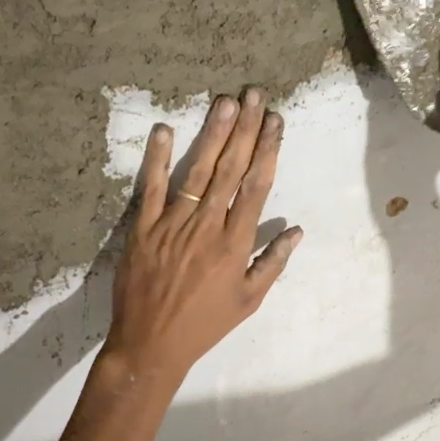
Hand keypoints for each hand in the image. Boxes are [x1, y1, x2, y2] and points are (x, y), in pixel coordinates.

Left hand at [104, 87, 303, 381]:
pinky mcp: (143, 227)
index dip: (267, 150)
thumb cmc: (204, 324)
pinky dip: (158, 158)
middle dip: (245, 129)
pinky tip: (165, 129)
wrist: (150, 344)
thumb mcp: (248, 300)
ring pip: (198, 171)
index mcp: (235, 243)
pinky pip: (151, 187)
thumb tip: (297, 229)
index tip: (275, 122)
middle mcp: (207, 226)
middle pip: (231, 169)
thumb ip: (272, 262)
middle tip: (254, 96)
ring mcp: (173, 224)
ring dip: (213, 134)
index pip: (256, 186)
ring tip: (226, 102)